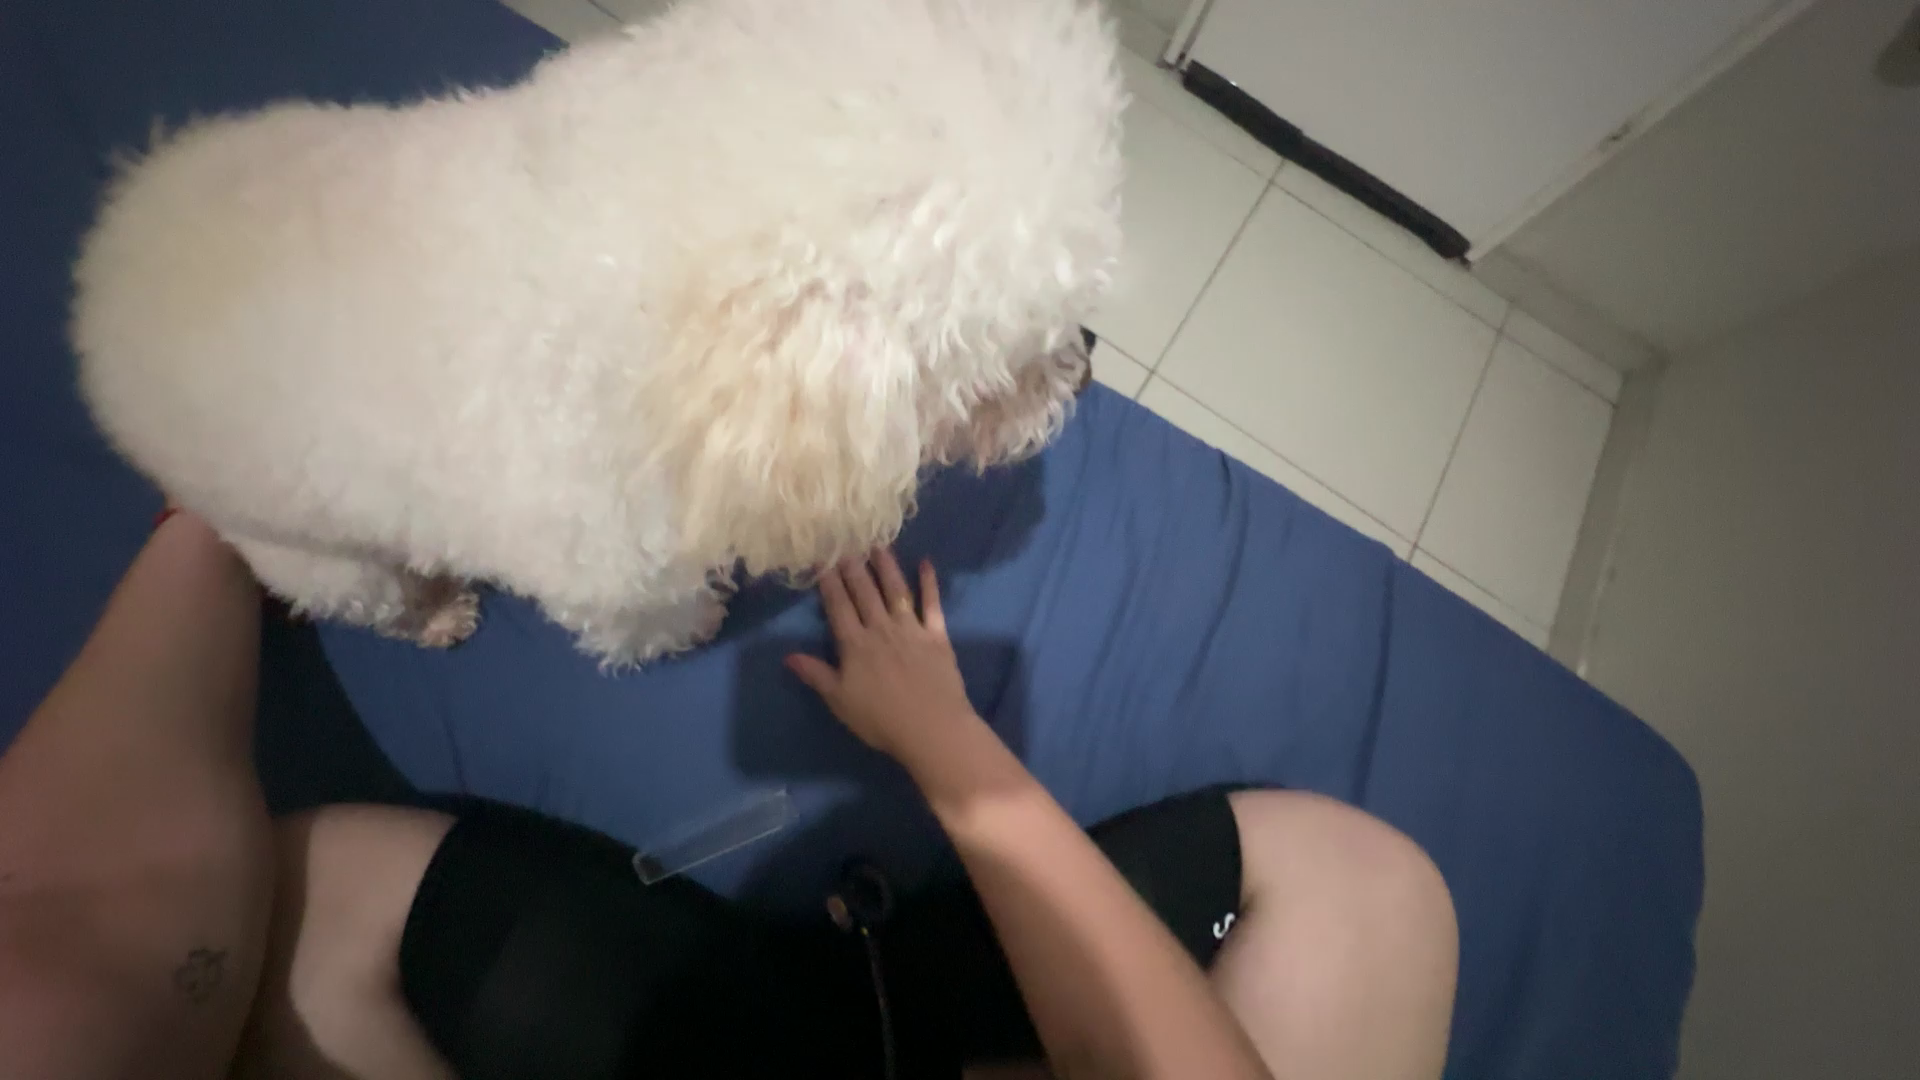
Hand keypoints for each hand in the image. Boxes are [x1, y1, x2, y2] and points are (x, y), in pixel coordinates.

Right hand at [786, 550, 980, 766]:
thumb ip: (816, 674)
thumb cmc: (880, 719)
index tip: (823, 559)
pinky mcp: (937, 635)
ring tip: (879, 544)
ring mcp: (911, 629)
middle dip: (854, 566)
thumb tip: (787, 655)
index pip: (838, 606)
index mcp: (855, 644)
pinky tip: (926, 563)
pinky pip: (932, 604)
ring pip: (896, 590)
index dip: (830, 582)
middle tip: (847, 541)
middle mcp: (881, 628)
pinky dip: (929, 582)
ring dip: (886, 566)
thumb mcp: (839, 701)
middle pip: (864, 592)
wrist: (931, 727)